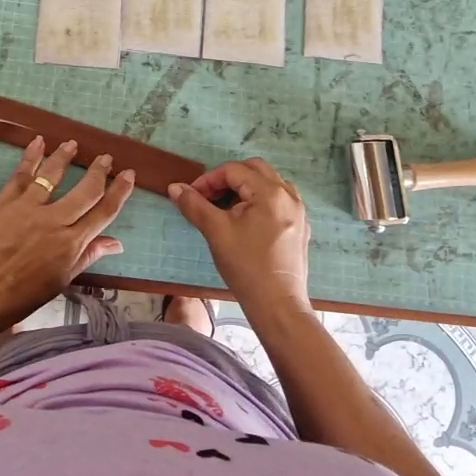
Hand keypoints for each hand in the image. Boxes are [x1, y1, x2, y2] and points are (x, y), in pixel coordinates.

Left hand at [0, 137, 135, 324]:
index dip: (119, 192)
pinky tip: (39, 142)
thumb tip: (117, 243)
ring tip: (72, 144)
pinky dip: (32, 156)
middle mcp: (55, 222)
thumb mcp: (62, 279)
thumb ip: (88, 255)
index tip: (128, 175)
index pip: (104, 212)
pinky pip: (22, 174)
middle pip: (85, 190)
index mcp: (72, 244)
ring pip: (53, 174)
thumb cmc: (23, 294)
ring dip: (65, 156)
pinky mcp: (6, 202)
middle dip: (99, 171)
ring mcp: (30, 208)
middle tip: (106, 157)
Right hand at [168, 159, 310, 315]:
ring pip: (270, 183)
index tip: (193, 196)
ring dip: (246, 188)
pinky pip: (280, 200)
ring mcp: (299, 212)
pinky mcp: (301, 227)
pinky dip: (261, 200)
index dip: (209, 180)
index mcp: (270, 192)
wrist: (278, 305)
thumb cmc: (246, 266)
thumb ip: (194, 205)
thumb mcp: (216, 232)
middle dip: (228, 179)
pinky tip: (248, 221)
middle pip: (255, 169)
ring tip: (228, 207)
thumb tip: (175, 187)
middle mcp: (289, 195)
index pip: (234, 170)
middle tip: (210, 197)